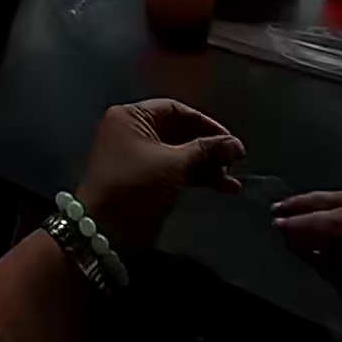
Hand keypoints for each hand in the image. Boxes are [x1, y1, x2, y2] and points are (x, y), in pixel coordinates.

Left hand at [76, 99, 245, 250]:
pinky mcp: (145, 179)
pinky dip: (196, 177)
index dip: (204, 123)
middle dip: (207, 146)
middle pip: (178, 131)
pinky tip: (222, 187)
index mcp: (131, 116)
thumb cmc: (135, 185)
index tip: (230, 140)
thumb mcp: (172, 164)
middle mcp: (132, 130)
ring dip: (206, 165)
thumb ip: (205, 150)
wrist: (106, 231)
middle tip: (235, 160)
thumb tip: (235, 144)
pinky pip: (175, 170)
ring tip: (232, 180)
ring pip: (179, 153)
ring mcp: (138, 156)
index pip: (174, 110)